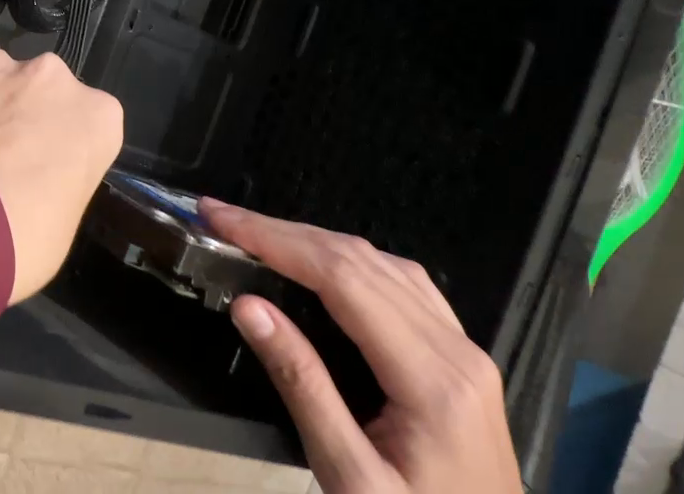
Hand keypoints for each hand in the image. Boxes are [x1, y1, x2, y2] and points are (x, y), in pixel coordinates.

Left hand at [0, 49, 123, 302]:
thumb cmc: (19, 235)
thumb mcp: (63, 221)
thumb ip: (57, 181)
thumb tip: (29, 181)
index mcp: (96, 113)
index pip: (91, 124)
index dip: (67, 150)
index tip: (47, 176)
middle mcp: (47, 75)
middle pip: (41, 91)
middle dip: (25, 116)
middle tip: (1, 162)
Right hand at [200, 201, 520, 493]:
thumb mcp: (350, 475)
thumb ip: (302, 385)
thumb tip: (247, 306)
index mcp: (430, 377)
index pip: (342, 278)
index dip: (275, 239)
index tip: (217, 219)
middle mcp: (456, 351)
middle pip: (361, 261)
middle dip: (282, 230)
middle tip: (218, 216)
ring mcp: (465, 353)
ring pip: (383, 264)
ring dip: (313, 239)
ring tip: (253, 234)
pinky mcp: (461, 361)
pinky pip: (402, 285)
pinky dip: (349, 259)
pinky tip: (317, 262)